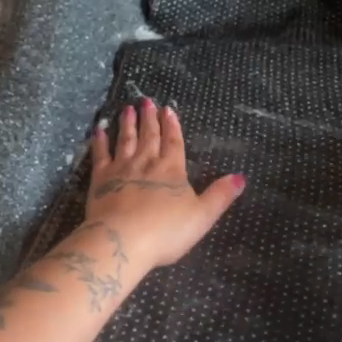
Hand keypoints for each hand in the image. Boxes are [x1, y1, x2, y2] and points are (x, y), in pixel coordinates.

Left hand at [86, 98, 243, 268]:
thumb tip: (241, 177)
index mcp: (172, 169)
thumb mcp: (202, 216)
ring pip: (126, 140)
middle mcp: (147, 162)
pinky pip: (101, 154)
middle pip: (149, 136)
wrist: (123, 240)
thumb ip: (220, 195)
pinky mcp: (101, 178)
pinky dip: (100, 141)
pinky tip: (99, 130)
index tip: (168, 109)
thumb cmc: (166, 231)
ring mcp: (122, 168)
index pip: (173, 141)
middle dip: (149, 118)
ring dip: (128, 124)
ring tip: (128, 109)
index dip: (172, 125)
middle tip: (146, 100)